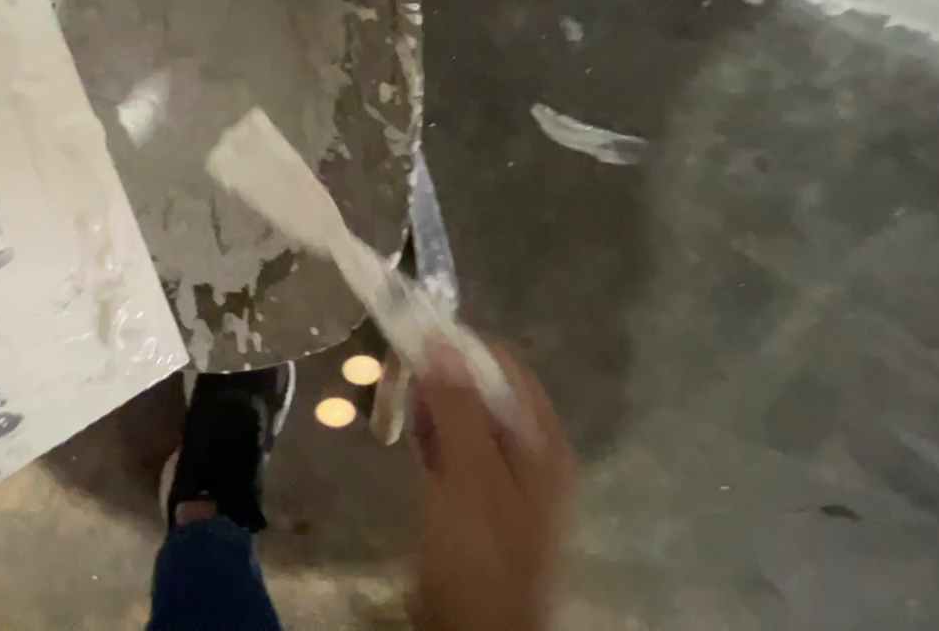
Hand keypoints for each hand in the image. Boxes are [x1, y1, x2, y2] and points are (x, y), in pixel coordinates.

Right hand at [409, 339, 573, 630]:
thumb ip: (457, 406)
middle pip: (481, 385)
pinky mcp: (474, 487)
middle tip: (397, 382)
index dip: (459, 346)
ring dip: (429, 402)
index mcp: (541, 440)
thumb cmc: (479, 550)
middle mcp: (527, 446)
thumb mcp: (469, 475)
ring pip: (461, 410)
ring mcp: (501, 468)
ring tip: (398, 413)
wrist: (473, 627)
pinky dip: (428, 430)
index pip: (503, 364)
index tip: (411, 342)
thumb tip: (440, 338)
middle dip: (437, 376)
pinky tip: (408, 440)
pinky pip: (451, 439)